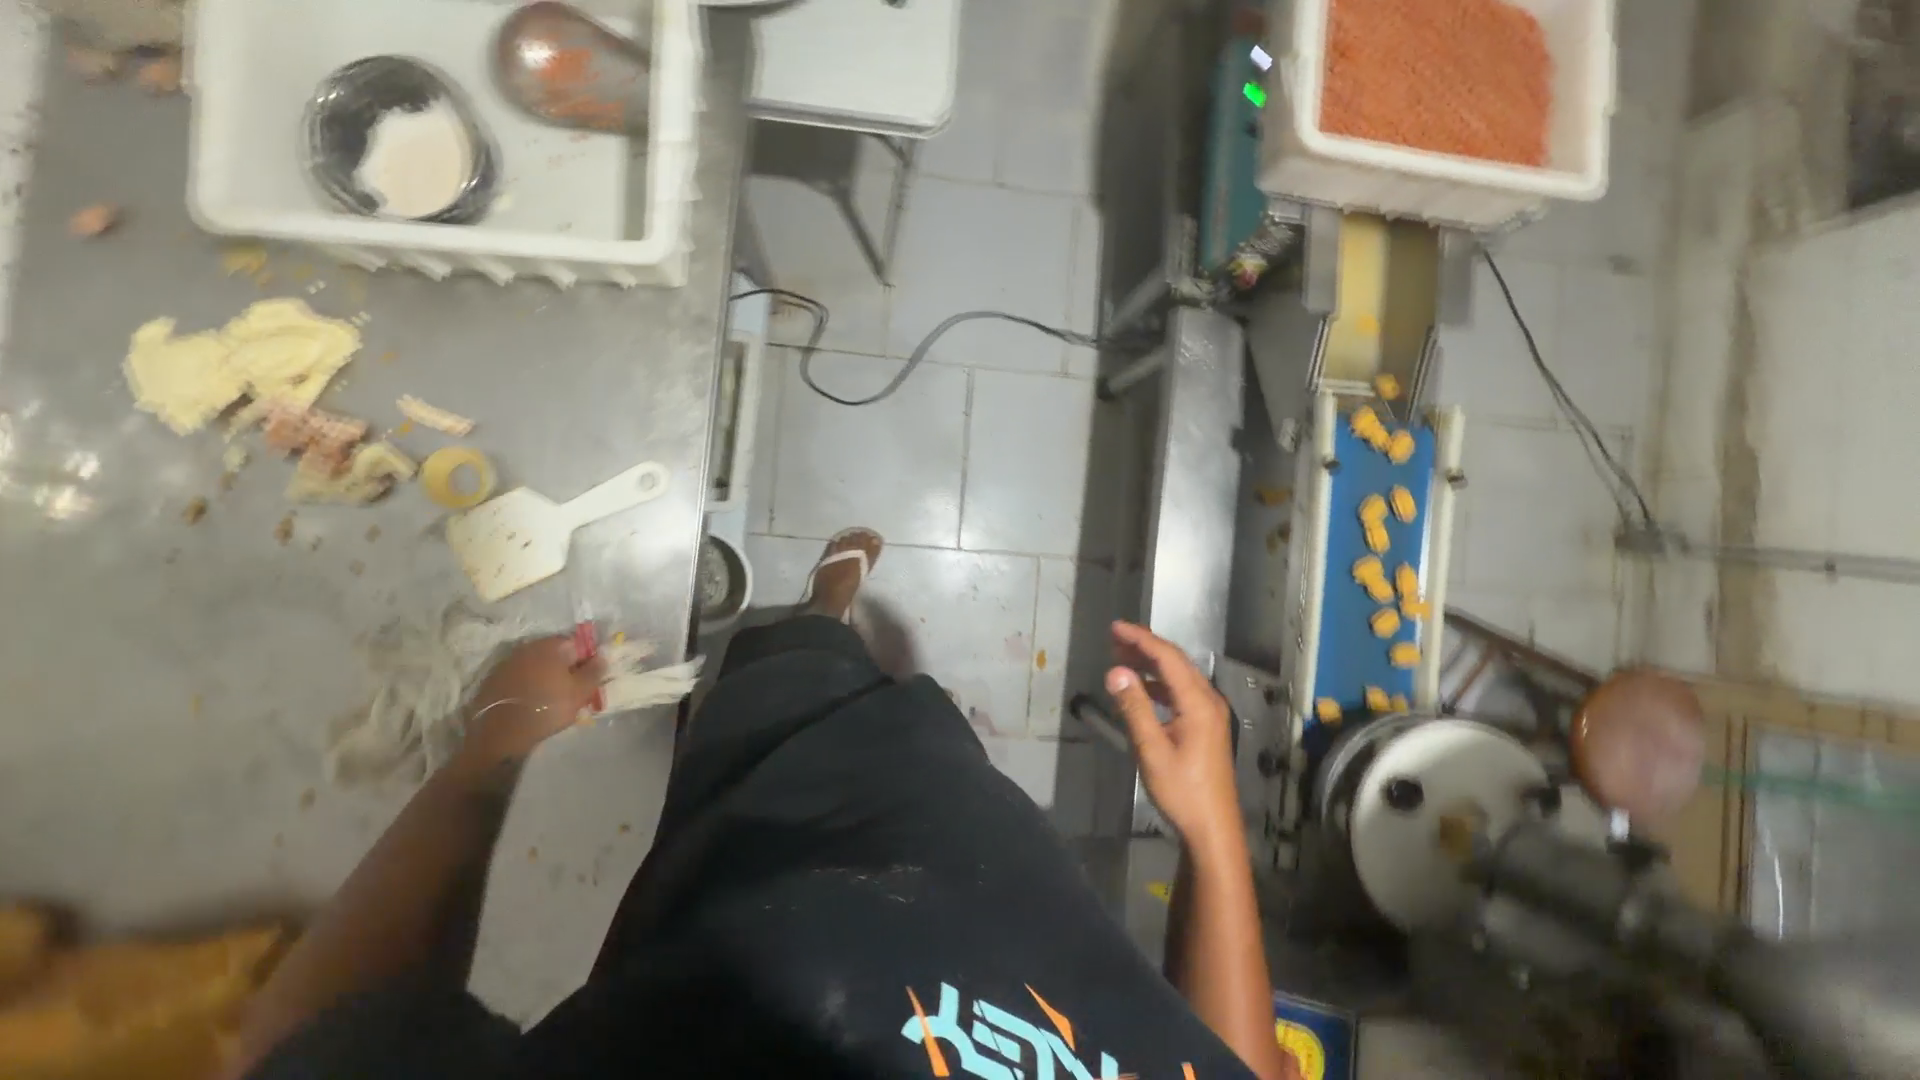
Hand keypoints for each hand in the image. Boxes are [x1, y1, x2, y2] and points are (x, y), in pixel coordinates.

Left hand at [455, 638, 605, 768]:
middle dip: (564, 667)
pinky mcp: (492, 680)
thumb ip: (594, 670)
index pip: (575, 643)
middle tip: (571, 688)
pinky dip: (526, 684)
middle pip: (553, 653)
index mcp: (549, 646)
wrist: (501, 733)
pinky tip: (530, 701)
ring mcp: (506, 663)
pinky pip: (517, 677)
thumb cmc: (548, 708)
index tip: (588, 677)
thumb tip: (603, 654)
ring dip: (544, 676)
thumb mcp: (580, 692)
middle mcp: (526, 648)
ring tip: (550, 697)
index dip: (585, 659)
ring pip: (534, 665)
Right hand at [1105, 622, 1241, 852]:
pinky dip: (1160, 683)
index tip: (1115, 628)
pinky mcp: (1206, 726)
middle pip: (1176, 662)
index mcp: (1198, 703)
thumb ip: (1134, 707)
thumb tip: (1116, 671)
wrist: (1212, 828)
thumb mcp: (1152, 749)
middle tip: (1114, 638)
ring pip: (1180, 676)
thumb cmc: (1182, 790)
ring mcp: (1210, 714)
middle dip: (1145, 647)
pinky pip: (1182, 692)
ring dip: (1152, 665)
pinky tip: (1142, 688)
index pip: (1168, 658)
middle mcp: (1208, 701)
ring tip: (1122, 659)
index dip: (1141, 639)